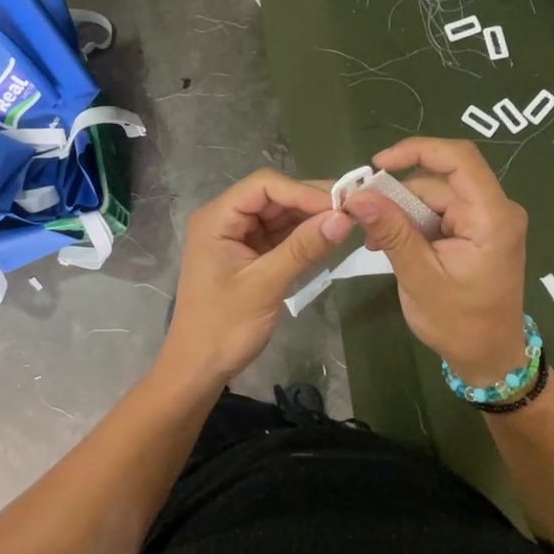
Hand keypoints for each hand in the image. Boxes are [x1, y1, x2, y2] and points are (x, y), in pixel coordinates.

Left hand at [162, 169, 349, 380]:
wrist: (199, 367)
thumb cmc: (224, 327)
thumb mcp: (265, 285)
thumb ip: (303, 248)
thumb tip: (344, 218)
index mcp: (216, 219)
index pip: (264, 186)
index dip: (303, 191)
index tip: (341, 205)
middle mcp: (225, 220)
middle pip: (273, 196)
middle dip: (311, 202)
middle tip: (355, 210)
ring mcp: (237, 238)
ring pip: (279, 215)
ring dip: (310, 218)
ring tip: (349, 223)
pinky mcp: (249, 256)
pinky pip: (279, 236)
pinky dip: (303, 236)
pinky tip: (330, 238)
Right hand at [342, 138, 529, 385]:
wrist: (489, 357)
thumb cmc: (459, 323)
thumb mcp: (419, 277)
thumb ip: (392, 233)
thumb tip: (358, 197)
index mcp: (491, 217)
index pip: (459, 159)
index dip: (417, 151)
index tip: (376, 165)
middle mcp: (495, 210)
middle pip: (439, 181)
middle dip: (397, 195)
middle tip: (360, 218)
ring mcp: (486, 220)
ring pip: (433, 196)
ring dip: (400, 212)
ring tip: (375, 241)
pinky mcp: (476, 231)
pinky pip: (438, 212)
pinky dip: (411, 223)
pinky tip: (391, 243)